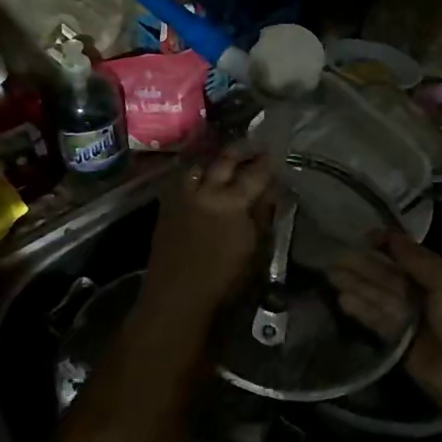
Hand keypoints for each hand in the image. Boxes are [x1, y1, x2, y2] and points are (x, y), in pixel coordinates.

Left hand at [142, 147, 276, 317]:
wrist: (176, 297)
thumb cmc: (224, 281)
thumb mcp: (255, 249)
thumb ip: (262, 215)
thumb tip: (271, 191)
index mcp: (232, 202)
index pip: (255, 173)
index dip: (266, 161)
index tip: (275, 152)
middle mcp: (206, 191)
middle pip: (224, 160)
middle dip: (240, 149)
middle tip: (253, 144)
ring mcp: (183, 196)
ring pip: (200, 165)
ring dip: (214, 158)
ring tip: (224, 158)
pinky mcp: (167, 206)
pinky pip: (183, 179)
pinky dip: (196, 174)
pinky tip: (202, 177)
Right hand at [331, 231, 441, 412]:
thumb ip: (418, 260)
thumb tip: (392, 235)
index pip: (413, 258)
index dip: (390, 246)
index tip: (364, 235)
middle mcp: (430, 298)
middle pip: (392, 277)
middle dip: (367, 265)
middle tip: (336, 254)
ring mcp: (415, 323)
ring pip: (382, 298)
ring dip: (358, 285)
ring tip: (331, 273)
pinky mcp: (401, 347)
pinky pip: (380, 323)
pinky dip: (363, 310)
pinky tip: (343, 299)